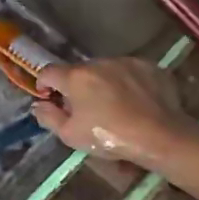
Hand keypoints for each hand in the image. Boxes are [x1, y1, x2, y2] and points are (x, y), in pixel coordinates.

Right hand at [31, 58, 196, 166]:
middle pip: (79, 71)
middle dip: (76, 87)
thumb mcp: (70, 135)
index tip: (48, 98)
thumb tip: (38, 105)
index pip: (49, 72)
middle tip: (83, 108)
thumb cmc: (109, 137)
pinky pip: (129, 72)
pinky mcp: (149, 67)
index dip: (44, 84)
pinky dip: (126, 83)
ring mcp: (126, 62)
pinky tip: (133, 101)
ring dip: (102, 83)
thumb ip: (49, 117)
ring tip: (112, 105)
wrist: (160, 136)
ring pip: (105, 70)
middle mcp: (99, 63)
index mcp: (76, 77)